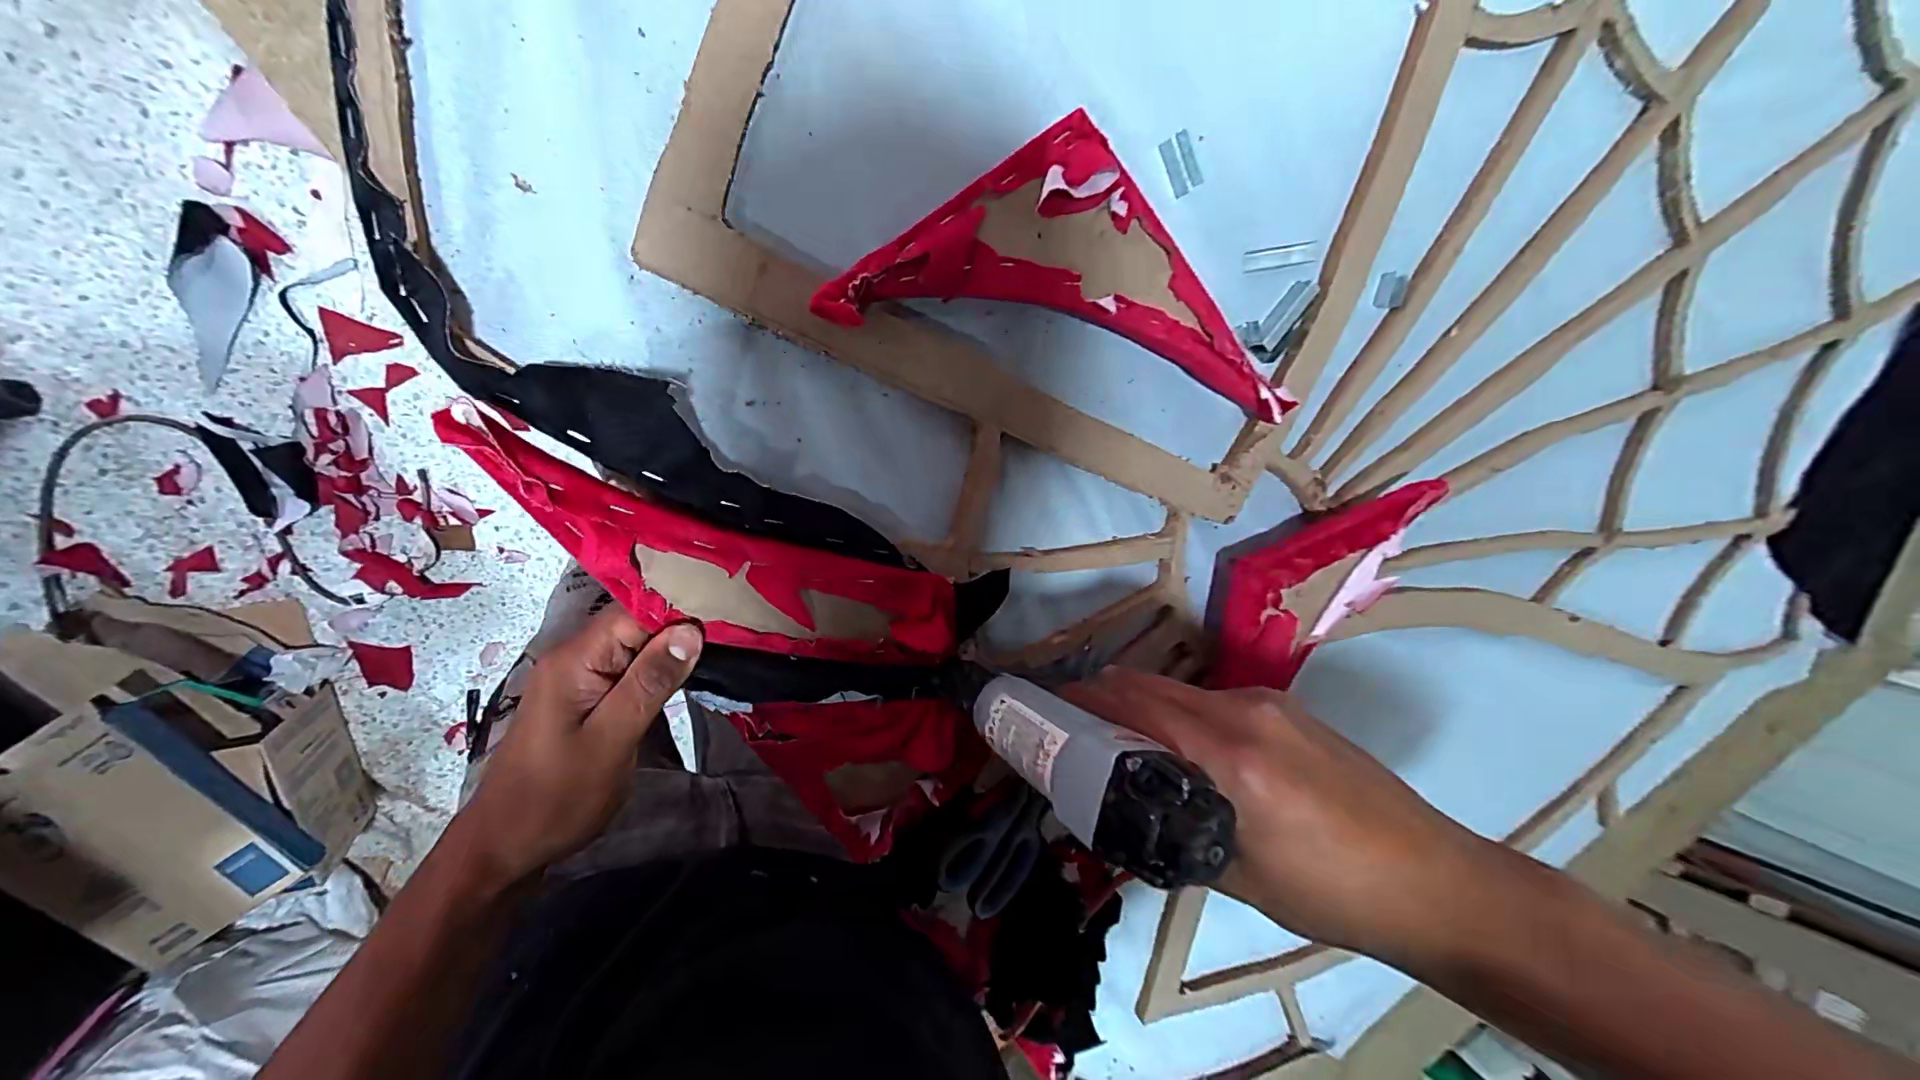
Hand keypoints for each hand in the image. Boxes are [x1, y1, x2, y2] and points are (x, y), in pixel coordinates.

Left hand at [448, 608, 703, 885]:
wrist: (507, 847)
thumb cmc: (557, 798)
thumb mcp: (611, 740)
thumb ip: (650, 683)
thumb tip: (692, 630)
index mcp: (575, 660)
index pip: (636, 612)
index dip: (680, 612)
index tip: (727, 622)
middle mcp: (576, 657)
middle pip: (637, 623)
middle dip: (683, 627)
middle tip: (734, 635)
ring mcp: (581, 676)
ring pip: (637, 645)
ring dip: (674, 647)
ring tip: (722, 648)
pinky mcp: (589, 695)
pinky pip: (630, 666)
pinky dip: (659, 667)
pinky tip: (687, 671)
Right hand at [1058, 669, 1500, 964]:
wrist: (1436, 881)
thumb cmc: (1331, 892)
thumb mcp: (1235, 874)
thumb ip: (1172, 829)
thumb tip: (1123, 810)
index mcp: (1230, 756)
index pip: (1136, 705)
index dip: (1084, 700)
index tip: (1049, 707)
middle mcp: (1247, 712)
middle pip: (1152, 685)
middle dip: (1105, 697)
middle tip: (1075, 728)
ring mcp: (1272, 704)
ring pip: (1183, 691)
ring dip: (1145, 705)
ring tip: (1127, 745)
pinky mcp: (1290, 710)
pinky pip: (1215, 701)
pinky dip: (1183, 714)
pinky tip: (1188, 752)